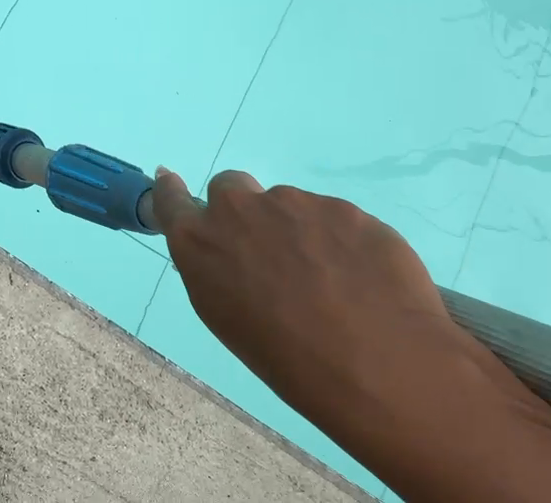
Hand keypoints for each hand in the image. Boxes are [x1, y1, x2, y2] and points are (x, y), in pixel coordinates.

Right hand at [150, 167, 550, 501]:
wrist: (381, 366)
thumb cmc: (285, 355)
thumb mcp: (223, 314)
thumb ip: (210, 265)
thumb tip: (217, 244)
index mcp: (197, 239)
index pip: (169, 196)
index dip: (173, 190)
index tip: (174, 185)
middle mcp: (236, 208)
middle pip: (231, 186)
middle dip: (246, 208)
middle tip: (274, 250)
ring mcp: (293, 203)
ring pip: (290, 205)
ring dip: (300, 228)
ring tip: (333, 278)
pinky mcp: (347, 209)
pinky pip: (337, 218)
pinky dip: (344, 241)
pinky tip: (365, 280)